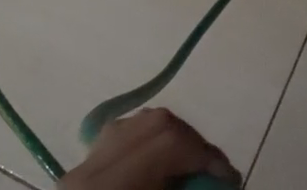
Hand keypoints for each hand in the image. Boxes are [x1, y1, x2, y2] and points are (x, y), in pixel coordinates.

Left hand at [59, 108, 239, 189]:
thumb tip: (221, 182)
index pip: (167, 141)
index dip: (206, 154)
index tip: (229, 179)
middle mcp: (87, 171)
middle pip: (155, 124)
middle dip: (194, 144)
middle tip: (214, 175)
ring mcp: (78, 170)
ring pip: (137, 124)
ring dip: (173, 140)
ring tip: (190, 171)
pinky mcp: (77, 177)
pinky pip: (119, 139)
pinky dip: (148, 145)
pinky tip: (161, 169)